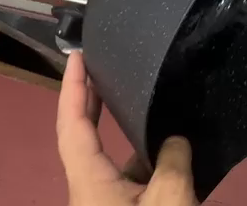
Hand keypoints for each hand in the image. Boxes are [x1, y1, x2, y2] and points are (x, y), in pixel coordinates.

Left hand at [57, 52, 197, 205]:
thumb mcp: (168, 199)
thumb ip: (173, 161)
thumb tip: (175, 141)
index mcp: (90, 183)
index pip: (72, 127)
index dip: (72, 89)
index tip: (76, 56)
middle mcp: (89, 191)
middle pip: (81, 136)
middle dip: (87, 98)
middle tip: (98, 63)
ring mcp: (103, 204)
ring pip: (110, 159)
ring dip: (122, 129)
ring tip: (146, 98)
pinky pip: (128, 177)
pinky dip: (143, 156)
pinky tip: (170, 150)